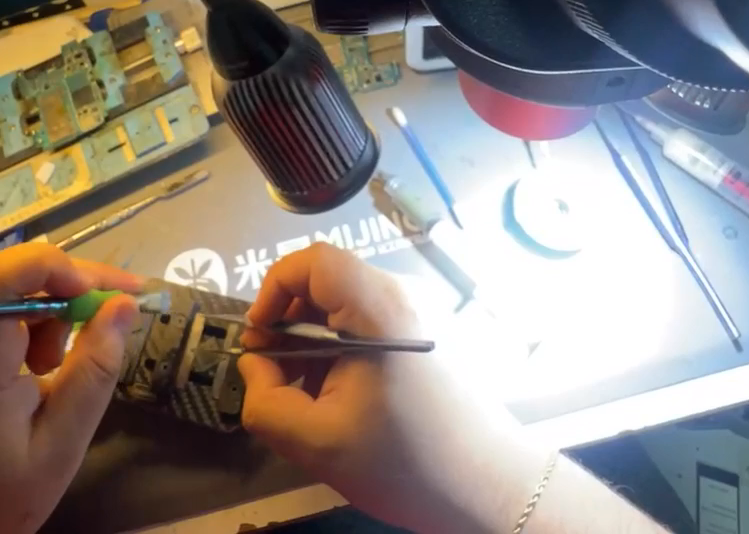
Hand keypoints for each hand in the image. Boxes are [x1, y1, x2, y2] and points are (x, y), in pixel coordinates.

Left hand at [0, 245, 141, 533]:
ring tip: (65, 367)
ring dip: (54, 312)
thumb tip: (123, 305)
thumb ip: (93, 374)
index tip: (101, 294)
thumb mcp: (56, 450)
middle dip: (75, 284)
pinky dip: (33, 329)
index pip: (2, 275)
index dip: (56, 266)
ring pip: (13, 292)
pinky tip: (42, 372)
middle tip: (122, 308)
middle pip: (16, 275)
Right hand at [236, 244, 545, 533]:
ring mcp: (420, 308)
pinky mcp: (428, 329)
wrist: (492, 488)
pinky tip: (343, 393)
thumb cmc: (408, 462)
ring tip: (310, 391)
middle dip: (290, 321)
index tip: (261, 337)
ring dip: (315, 337)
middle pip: (327, 279)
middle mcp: (402, 292)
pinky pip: (369, 318)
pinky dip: (342, 344)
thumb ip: (266, 401)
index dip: (275, 288)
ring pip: (345, 301)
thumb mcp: (319, 442)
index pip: (313, 260)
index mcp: (379, 306)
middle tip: (278, 372)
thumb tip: (256, 364)